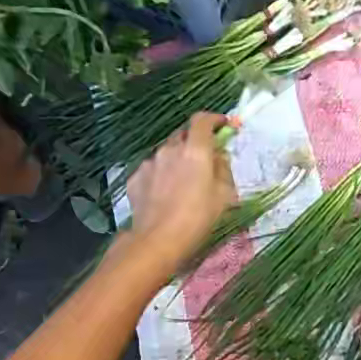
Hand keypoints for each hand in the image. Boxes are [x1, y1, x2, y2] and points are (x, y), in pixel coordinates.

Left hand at [125, 112, 237, 271]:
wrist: (158, 240)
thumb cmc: (198, 218)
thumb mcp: (225, 195)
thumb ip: (223, 169)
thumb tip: (218, 156)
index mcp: (195, 151)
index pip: (202, 121)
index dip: (214, 119)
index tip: (223, 125)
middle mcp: (170, 150)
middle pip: (183, 135)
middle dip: (195, 142)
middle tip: (205, 159)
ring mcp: (150, 162)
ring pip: (167, 153)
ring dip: (178, 160)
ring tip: (183, 181)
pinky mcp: (135, 177)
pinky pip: (153, 169)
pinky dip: (162, 174)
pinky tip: (166, 193)